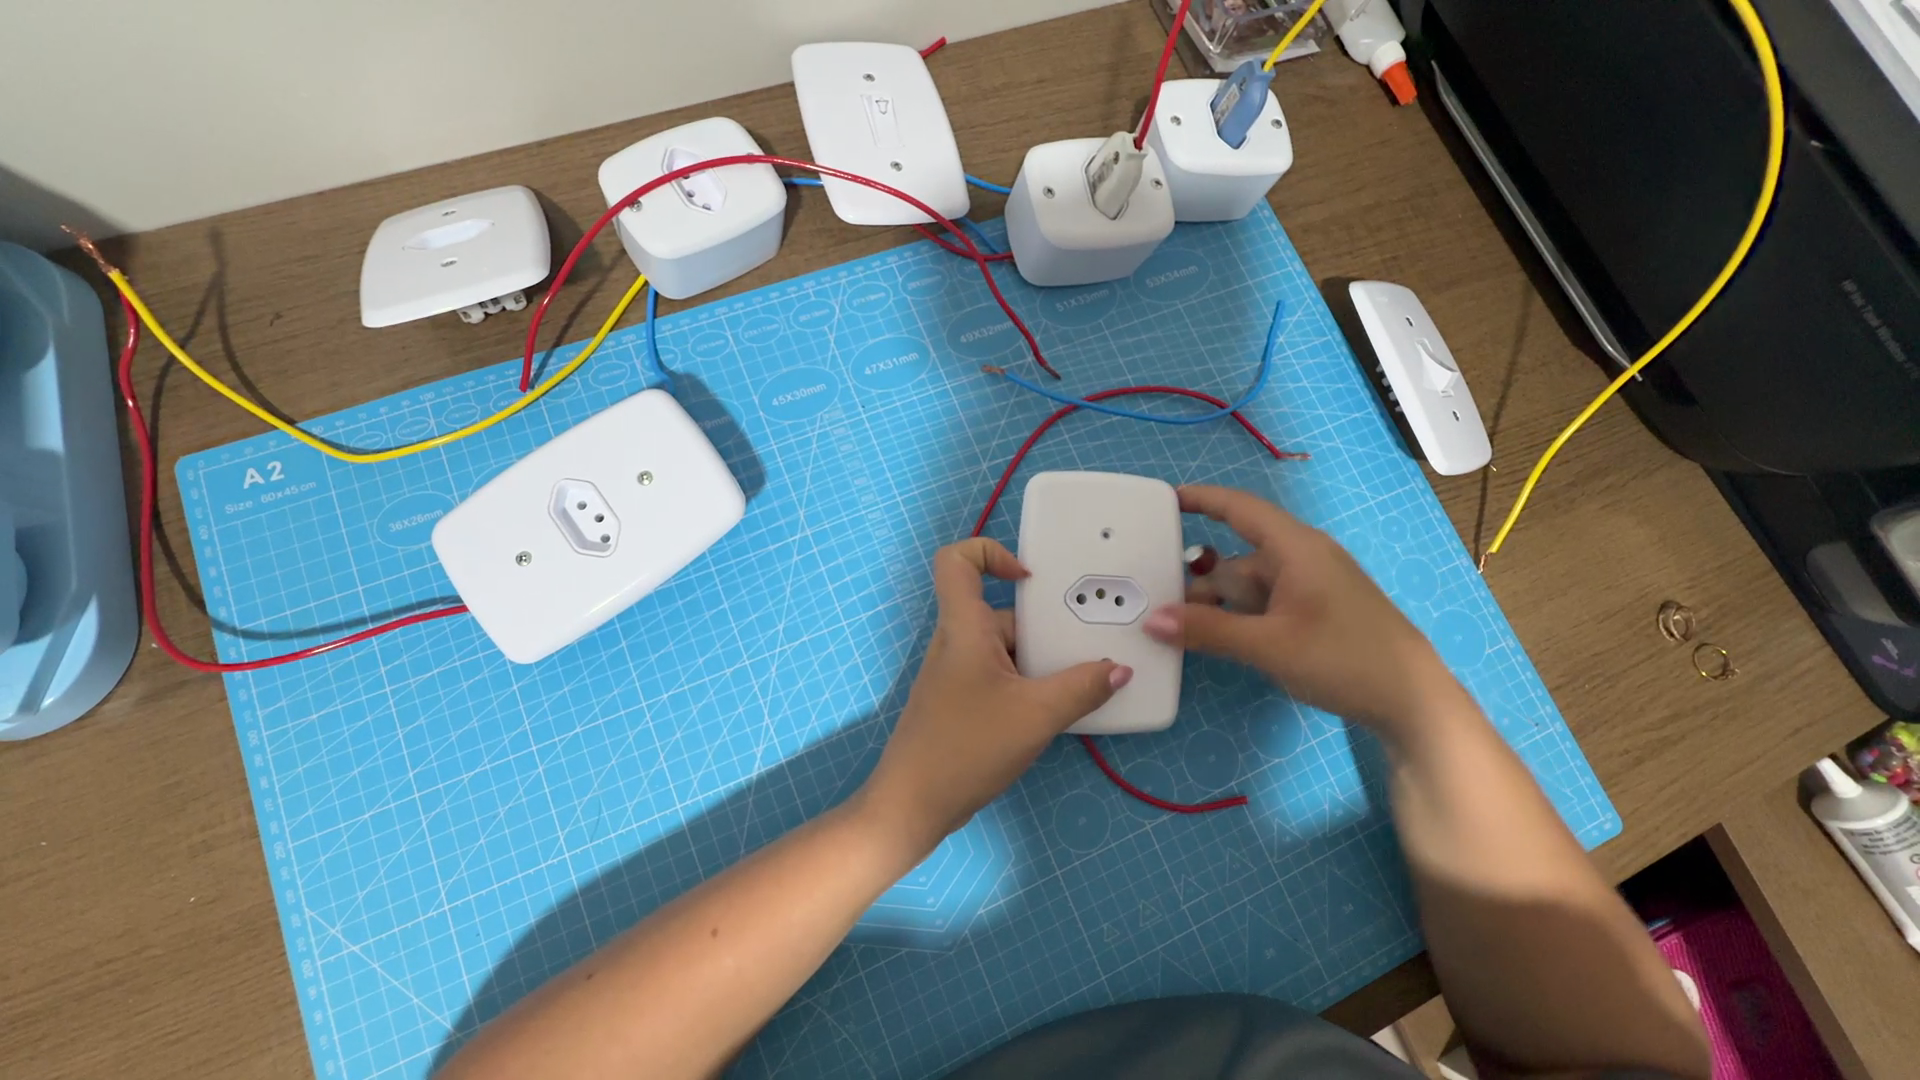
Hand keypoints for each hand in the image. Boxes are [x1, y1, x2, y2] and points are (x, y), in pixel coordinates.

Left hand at [858, 538, 1131, 853]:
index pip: (957, 560)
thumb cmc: (967, 747)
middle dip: (1043, 624)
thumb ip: (1082, 689)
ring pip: (1005, 648)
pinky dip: (1028, 683)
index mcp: (963, 627)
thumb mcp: (1036, 716)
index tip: (1029, 580)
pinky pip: (1000, 676)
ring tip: (1083, 677)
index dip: (991, 552)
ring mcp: (957, 674)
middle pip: (1000, 612)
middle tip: (1087, 640)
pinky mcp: (961, 702)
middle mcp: (957, 642)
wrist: (913, 805)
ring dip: (1041, 660)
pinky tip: (1057, 708)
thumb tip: (1120, 669)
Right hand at [1143, 485, 1459, 733]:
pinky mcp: (1314, 615)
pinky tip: (1213, 639)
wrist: (1412, 702)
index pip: (1240, 509)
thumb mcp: (1268, 645)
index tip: (1164, 500)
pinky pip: (1263, 605)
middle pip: (1236, 557)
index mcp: (1295, 549)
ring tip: (1177, 629)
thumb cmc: (1345, 658)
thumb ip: (1208, 630)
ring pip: (1247, 586)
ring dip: (1216, 604)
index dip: (1201, 499)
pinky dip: (1236, 617)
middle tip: (1155, 597)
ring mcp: (1309, 589)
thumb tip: (1153, 620)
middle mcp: (1301, 560)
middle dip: (1199, 578)